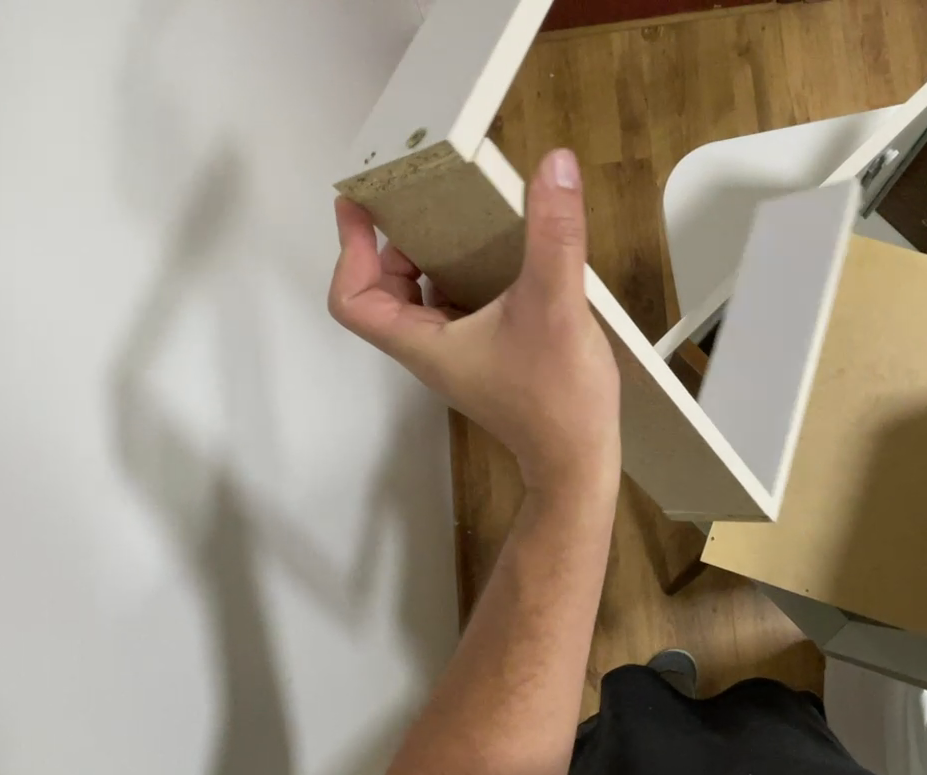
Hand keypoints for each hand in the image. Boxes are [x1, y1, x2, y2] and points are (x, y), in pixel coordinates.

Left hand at [328, 148, 621, 497]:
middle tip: (415, 204)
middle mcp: (431, 351)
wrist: (579, 459)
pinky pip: (452, 310)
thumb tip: (554, 163)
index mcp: (425, 342)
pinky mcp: (483, 359)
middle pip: (379, 295)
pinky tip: (493, 254)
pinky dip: (457, 277)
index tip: (360, 208)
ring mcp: (457, 358)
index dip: (348, 251)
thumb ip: (555, 235)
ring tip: (454, 218)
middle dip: (387, 247)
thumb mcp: (556, 306)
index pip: (353, 301)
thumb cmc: (557, 397)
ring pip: (416, 302)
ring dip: (424, 260)